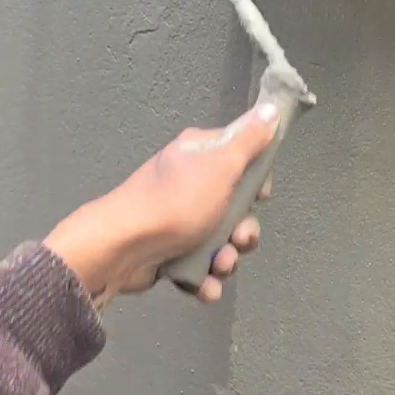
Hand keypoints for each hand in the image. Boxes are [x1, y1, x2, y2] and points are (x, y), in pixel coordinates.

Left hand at [44, 102, 278, 306]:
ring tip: (218, 266)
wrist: (122, 247)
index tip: (259, 197)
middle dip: (244, 233)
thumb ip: (249, 140)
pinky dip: (206, 281)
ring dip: (227, 261)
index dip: (256, 183)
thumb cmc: (174, 202)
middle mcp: (189, 185)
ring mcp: (179, 222)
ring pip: (221, 244)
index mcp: (200, 156)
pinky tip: (204, 286)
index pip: (242, 161)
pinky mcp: (170, 254)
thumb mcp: (220, 165)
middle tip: (239, 239)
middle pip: (236, 211)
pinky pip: (200, 269)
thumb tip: (271, 109)